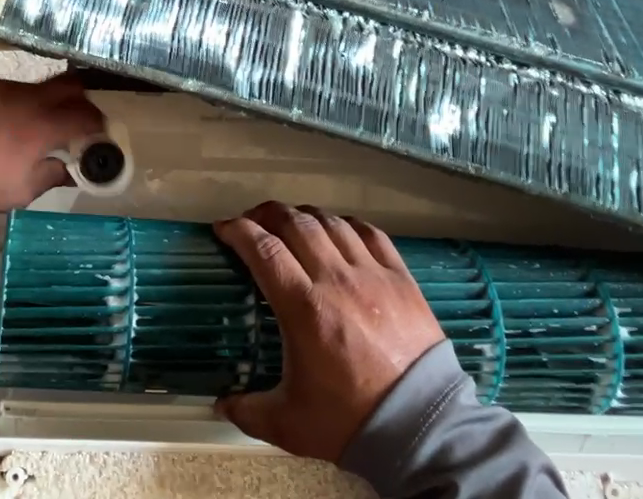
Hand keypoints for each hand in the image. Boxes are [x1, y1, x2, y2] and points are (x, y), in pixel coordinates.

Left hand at [0, 73, 104, 209]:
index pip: (85, 115)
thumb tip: (71, 170)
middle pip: (69, 85)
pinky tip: (1, 117)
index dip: (96, 122)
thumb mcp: (24, 189)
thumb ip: (52, 175)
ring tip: (35, 119)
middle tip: (78, 115)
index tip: (98, 131)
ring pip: (35, 85)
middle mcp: (30, 97)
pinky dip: (12, 101)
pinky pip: (4, 87)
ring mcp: (1, 86)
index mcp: (46, 124)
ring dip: (43, 100)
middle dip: (79, 99)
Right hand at [214, 202, 445, 462]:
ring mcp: (372, 274)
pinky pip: (370, 233)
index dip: (238, 230)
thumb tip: (219, 405)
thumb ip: (247, 411)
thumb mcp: (288, 423)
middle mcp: (335, 279)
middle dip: (266, 214)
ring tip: (291, 222)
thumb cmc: (350, 420)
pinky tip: (338, 228)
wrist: (422, 428)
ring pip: (331, 222)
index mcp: (303, 307)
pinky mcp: (401, 278)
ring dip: (304, 215)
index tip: (223, 229)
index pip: (263, 249)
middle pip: (294, 223)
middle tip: (252, 221)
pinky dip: (347, 223)